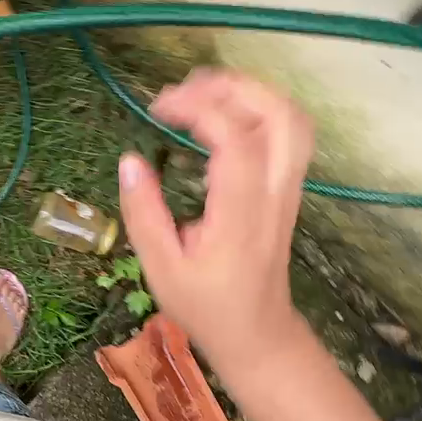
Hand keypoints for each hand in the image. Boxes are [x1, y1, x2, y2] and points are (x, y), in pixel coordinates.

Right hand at [117, 70, 314, 372]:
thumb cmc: (204, 306)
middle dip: (233, 87)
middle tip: (184, 90)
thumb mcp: (161, 268)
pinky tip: (224, 114)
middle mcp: (274, 193)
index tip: (157, 107)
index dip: (199, 110)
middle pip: (279, 115)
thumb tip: (129, 161)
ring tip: (202, 92)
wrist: (257, 333)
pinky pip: (289, 133)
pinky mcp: (287, 188)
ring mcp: (288, 189)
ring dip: (250, 93)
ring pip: (292, 119)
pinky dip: (259, 108)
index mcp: (241, 214)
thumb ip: (144, 213)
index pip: (236, 141)